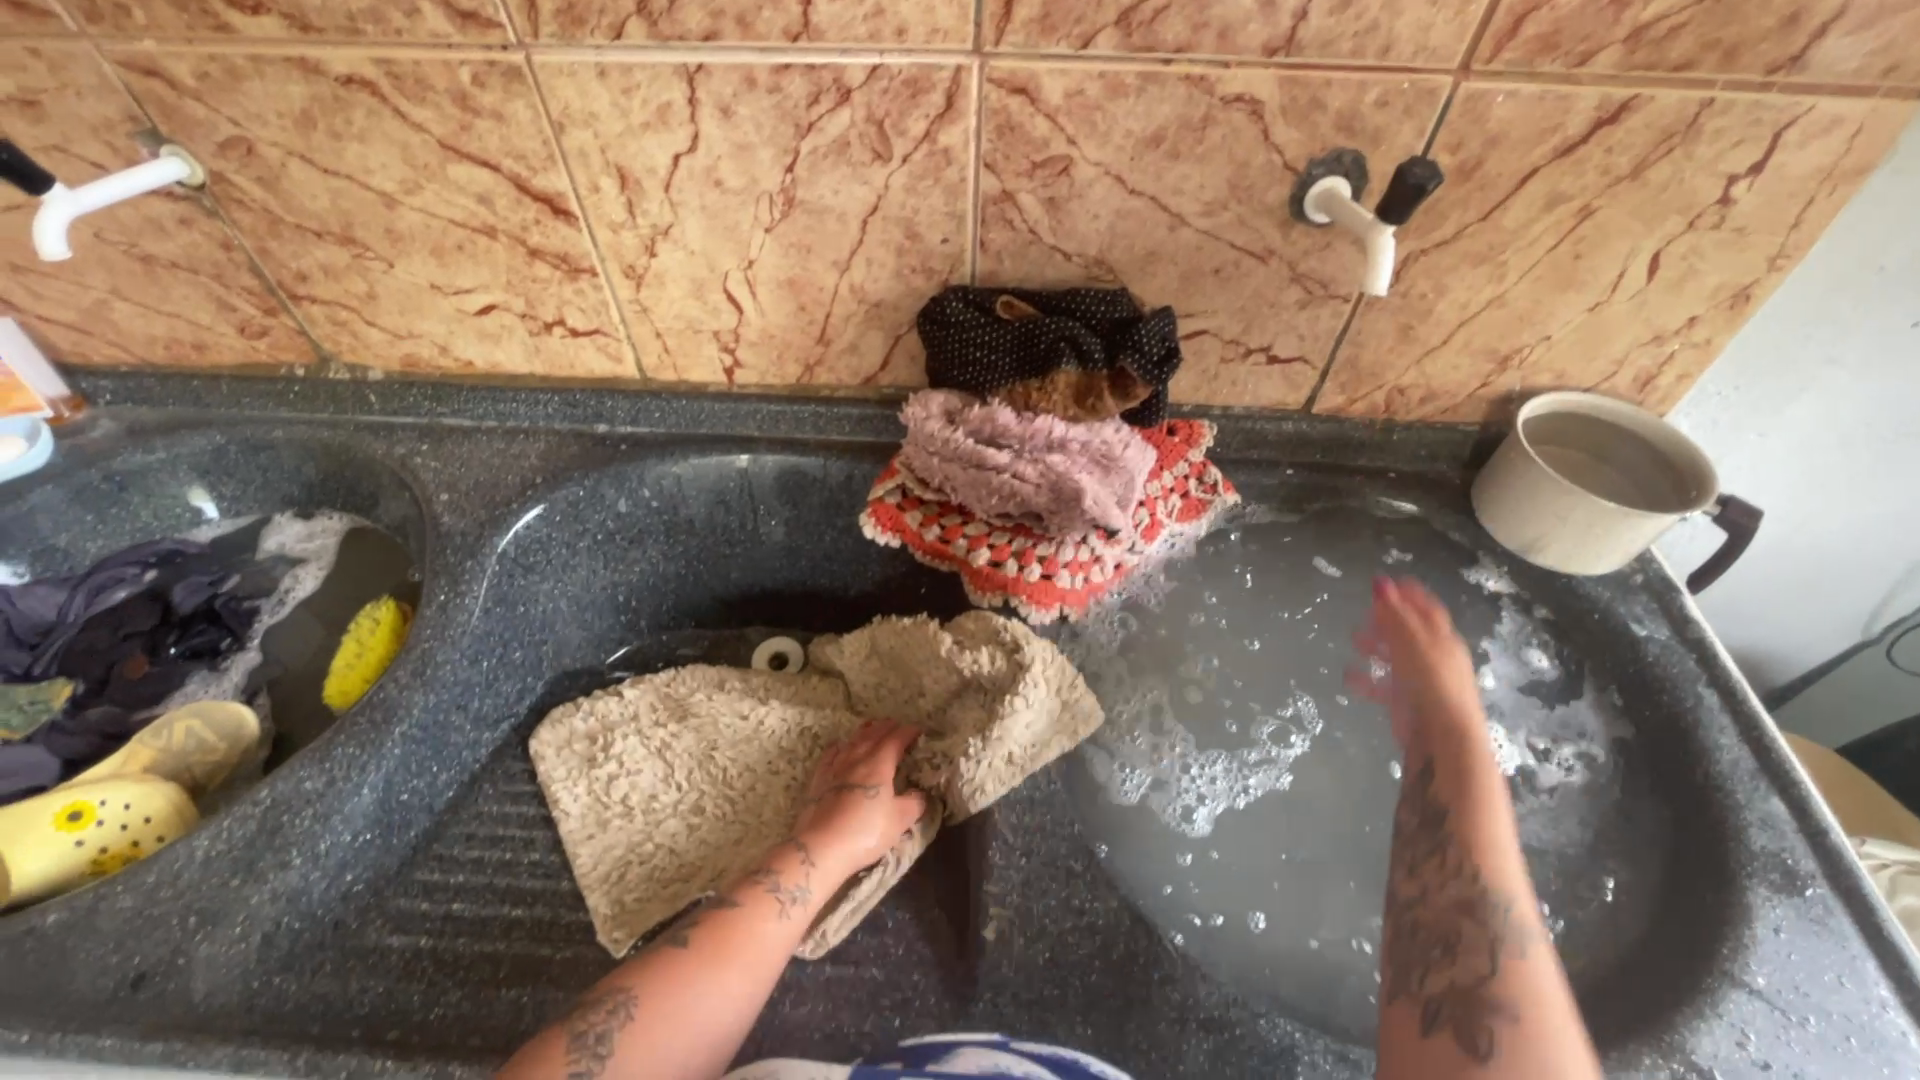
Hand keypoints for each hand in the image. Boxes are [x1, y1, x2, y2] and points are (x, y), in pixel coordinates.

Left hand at [791, 719, 929, 878]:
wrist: (822, 847)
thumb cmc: (866, 832)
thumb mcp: (900, 820)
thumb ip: (914, 803)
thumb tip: (920, 794)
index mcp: (879, 763)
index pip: (896, 739)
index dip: (908, 732)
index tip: (919, 730)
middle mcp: (856, 758)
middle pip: (873, 734)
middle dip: (887, 727)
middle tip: (897, 725)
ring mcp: (835, 767)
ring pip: (852, 741)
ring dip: (865, 732)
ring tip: (872, 727)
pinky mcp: (819, 779)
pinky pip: (831, 754)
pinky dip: (840, 746)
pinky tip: (840, 746)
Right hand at [1348, 576, 1486, 752]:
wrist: (1441, 736)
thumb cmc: (1431, 682)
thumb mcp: (1411, 642)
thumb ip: (1394, 614)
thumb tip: (1379, 582)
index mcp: (1442, 639)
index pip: (1428, 610)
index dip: (1411, 595)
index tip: (1393, 580)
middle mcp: (1434, 658)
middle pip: (1410, 632)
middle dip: (1388, 619)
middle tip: (1366, 610)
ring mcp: (1420, 681)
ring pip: (1395, 656)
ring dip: (1375, 646)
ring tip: (1354, 638)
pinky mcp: (1405, 702)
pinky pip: (1382, 685)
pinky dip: (1366, 678)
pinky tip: (1349, 676)